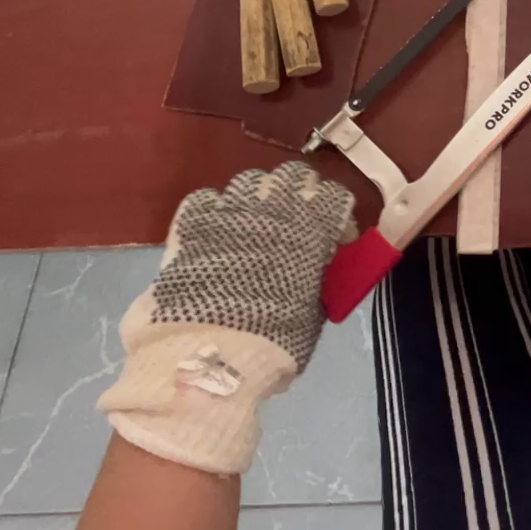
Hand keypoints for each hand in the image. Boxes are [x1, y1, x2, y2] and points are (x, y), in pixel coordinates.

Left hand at [97, 162, 357, 474]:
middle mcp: (275, 209)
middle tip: (295, 219)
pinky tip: (214, 229)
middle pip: (294, 175)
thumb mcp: (314, 309)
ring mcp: (232, 213)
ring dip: (257, 196)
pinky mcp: (193, 225)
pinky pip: (204, 198)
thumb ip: (318, 277)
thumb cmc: (273, 339)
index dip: (337, 213)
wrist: (210, 354)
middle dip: (298, 192)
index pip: (336, 196)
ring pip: (250, 180)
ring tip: (252, 220)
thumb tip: (317, 269)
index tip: (335, 237)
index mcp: (313, 229)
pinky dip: (212, 209)